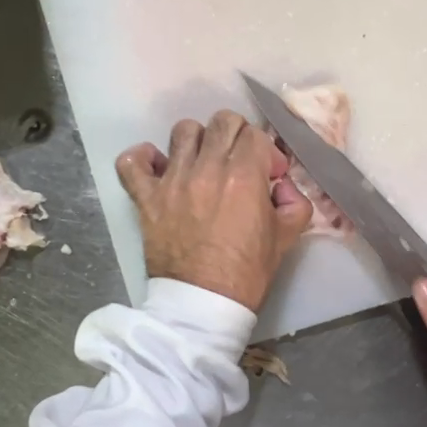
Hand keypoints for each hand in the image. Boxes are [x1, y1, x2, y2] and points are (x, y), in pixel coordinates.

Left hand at [116, 110, 313, 310]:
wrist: (203, 304)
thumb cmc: (246, 273)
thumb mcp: (286, 237)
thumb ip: (294, 202)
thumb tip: (283, 186)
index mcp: (244, 176)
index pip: (255, 135)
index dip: (266, 151)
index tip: (268, 174)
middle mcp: (207, 168)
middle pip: (222, 122)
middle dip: (236, 136)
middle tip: (238, 162)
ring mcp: (172, 181)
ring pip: (183, 131)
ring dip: (197, 141)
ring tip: (202, 163)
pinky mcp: (146, 198)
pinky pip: (132, 162)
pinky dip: (142, 158)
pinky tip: (156, 168)